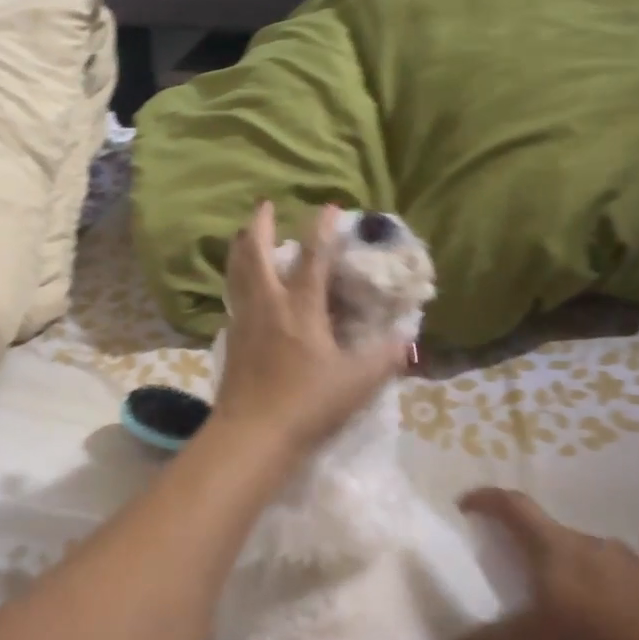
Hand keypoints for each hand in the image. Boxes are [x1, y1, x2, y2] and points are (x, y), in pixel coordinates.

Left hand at [207, 202, 407, 454]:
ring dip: (241, 248)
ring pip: (237, 273)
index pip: (313, 258)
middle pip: (256, 254)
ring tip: (242, 234)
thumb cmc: (307, 404)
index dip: (322, 230)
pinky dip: (236, 281)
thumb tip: (407, 340)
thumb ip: (384, 358)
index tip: (329, 207)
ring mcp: (244, 321)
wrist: (252, 433)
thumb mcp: (357, 383)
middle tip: (263, 205)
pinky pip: (233, 297)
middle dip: (259, 226)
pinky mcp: (231, 340)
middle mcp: (268, 305)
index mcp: (300, 308)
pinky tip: (240, 288)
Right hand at [455, 488, 638, 639]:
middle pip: (554, 540)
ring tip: (567, 628)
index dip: (486, 500)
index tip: (466, 504)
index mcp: (557, 548)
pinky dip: (609, 614)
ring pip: (592, 569)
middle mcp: (599, 547)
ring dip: (573, 588)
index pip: (513, 506)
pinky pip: (626, 597)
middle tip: (518, 588)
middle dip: (532, 558)